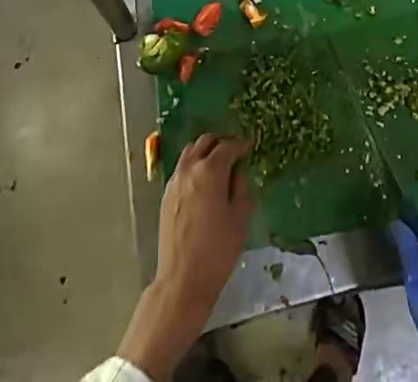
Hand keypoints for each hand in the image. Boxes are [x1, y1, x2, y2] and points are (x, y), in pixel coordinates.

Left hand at [118, 134, 255, 378]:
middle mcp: (188, 169)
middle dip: (222, 140)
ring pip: (190, 151)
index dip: (241, 143)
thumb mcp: (240, 219)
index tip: (251, 143)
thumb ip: (242, 189)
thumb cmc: (217, 250)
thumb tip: (239, 172)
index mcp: (209, 172)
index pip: (227, 147)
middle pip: (205, 142)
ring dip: (205, 149)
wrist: (183, 277)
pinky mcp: (167, 193)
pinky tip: (204, 178)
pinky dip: (194, 163)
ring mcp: (174, 180)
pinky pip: (182, 167)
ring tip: (220, 160)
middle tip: (236, 148)